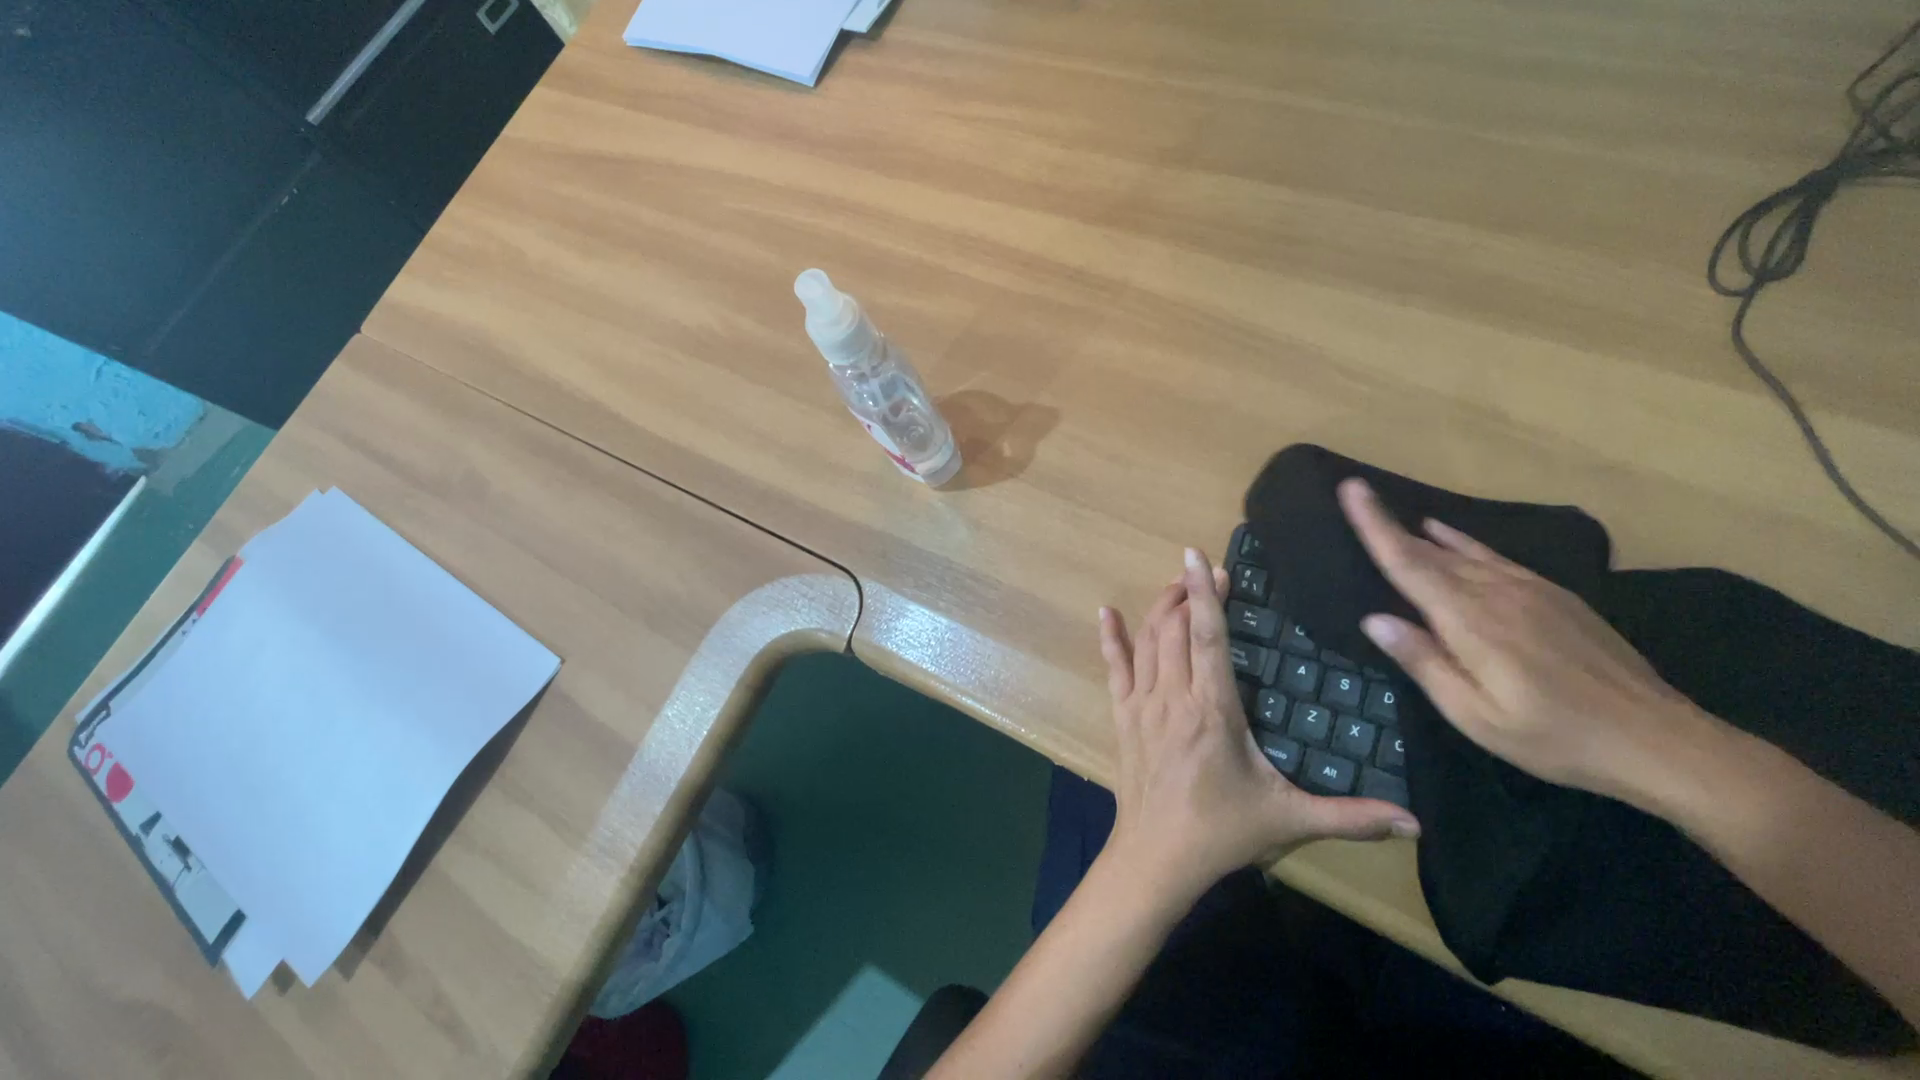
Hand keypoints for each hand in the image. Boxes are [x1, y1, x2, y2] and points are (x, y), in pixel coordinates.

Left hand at [1097, 547, 1419, 905]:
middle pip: (1173, 628)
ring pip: (1146, 641)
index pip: (1207, 638)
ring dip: (1160, 608)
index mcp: (1212, 710)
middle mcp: (1172, 698)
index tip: (1200, 558)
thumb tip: (1416, 823)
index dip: (1204, 594)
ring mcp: (1140, 705)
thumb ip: (1350, 817)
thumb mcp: (1289, 820)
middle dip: (1187, 593)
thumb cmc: (1221, 833)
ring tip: (1177, 585)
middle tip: (1207, 572)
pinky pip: (1113, 668)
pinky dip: (1110, 638)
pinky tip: (1105, 612)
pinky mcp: (1121, 717)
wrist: (1155, 859)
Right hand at [1338, 477, 1716, 804]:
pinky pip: (1495, 558)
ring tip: (1397, 519)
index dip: (1375, 526)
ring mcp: (1531, 591)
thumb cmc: (1554, 737)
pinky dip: (1464, 544)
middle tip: (1359, 497)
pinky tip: (1450, 537)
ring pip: (1463, 553)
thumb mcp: (1476, 715)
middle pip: (1431, 552)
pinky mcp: (1556, 597)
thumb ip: (1425, 662)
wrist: (1656, 738)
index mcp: (1471, 622)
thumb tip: (1375, 619)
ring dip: (1423, 536)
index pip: (1408, 564)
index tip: (1351, 489)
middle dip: (1390, 524)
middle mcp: (1497, 593)